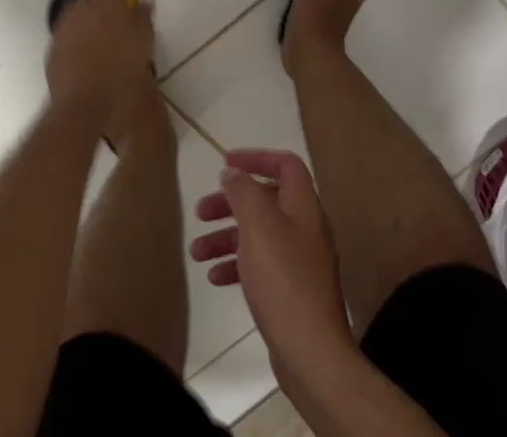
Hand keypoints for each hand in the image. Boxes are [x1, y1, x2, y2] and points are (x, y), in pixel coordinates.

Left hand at [44, 0, 154, 128]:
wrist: (87, 102)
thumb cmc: (123, 65)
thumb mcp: (145, 37)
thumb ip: (142, 13)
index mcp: (102, 0)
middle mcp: (78, 8)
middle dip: (102, 7)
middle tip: (120, 27)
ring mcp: (62, 30)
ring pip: (77, 19)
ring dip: (90, 27)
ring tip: (107, 50)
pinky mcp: (52, 51)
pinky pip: (68, 40)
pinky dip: (79, 46)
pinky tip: (92, 65)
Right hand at [191, 150, 351, 370]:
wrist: (310, 348)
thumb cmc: (283, 280)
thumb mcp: (259, 227)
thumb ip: (244, 193)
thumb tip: (233, 172)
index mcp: (304, 206)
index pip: (286, 165)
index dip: (257, 157)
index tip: (225, 163)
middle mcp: (306, 228)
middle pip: (267, 200)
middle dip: (232, 202)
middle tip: (200, 212)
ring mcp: (300, 259)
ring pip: (259, 235)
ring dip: (227, 237)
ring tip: (196, 252)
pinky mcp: (291, 288)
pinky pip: (260, 265)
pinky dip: (236, 265)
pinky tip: (215, 278)